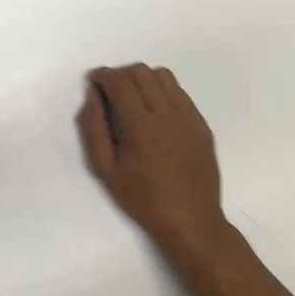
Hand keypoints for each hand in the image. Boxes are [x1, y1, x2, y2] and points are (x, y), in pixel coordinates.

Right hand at [77, 64, 225, 248]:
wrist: (192, 223)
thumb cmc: (144, 199)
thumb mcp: (106, 169)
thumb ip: (93, 127)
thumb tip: (92, 94)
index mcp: (141, 128)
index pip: (120, 81)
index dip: (102, 75)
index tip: (94, 82)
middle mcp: (167, 116)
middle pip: (140, 71)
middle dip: (120, 75)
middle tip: (111, 93)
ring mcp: (189, 119)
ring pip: (162, 75)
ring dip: (143, 79)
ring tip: (135, 99)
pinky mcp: (202, 125)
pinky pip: (180, 91)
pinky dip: (163, 90)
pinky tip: (156, 111)